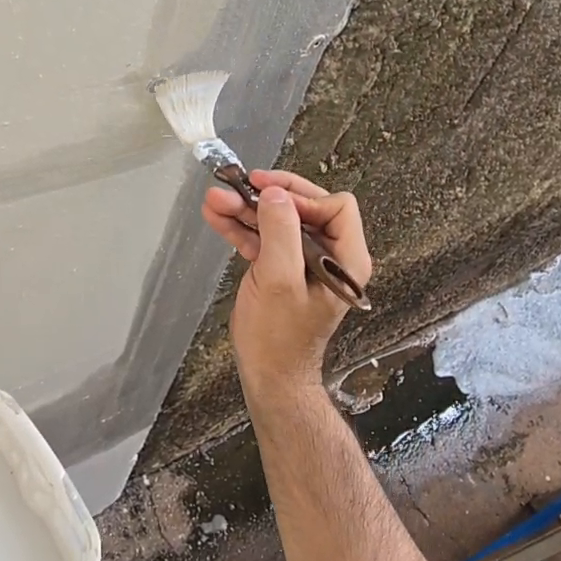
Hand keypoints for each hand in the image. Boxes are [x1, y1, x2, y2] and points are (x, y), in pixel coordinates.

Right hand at [202, 170, 373, 394]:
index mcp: (345, 260)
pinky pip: (261, 237)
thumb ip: (280, 232)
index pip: (336, 207)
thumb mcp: (279, 280)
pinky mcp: (279, 267)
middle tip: (240, 184)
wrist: (267, 376)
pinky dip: (240, 226)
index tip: (271, 198)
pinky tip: (216, 216)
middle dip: (269, 196)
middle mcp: (329, 256)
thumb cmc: (279, 337)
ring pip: (277, 220)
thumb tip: (275, 193)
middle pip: (303, 207)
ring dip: (246, 208)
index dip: (303, 197)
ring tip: (216, 198)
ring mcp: (302, 261)